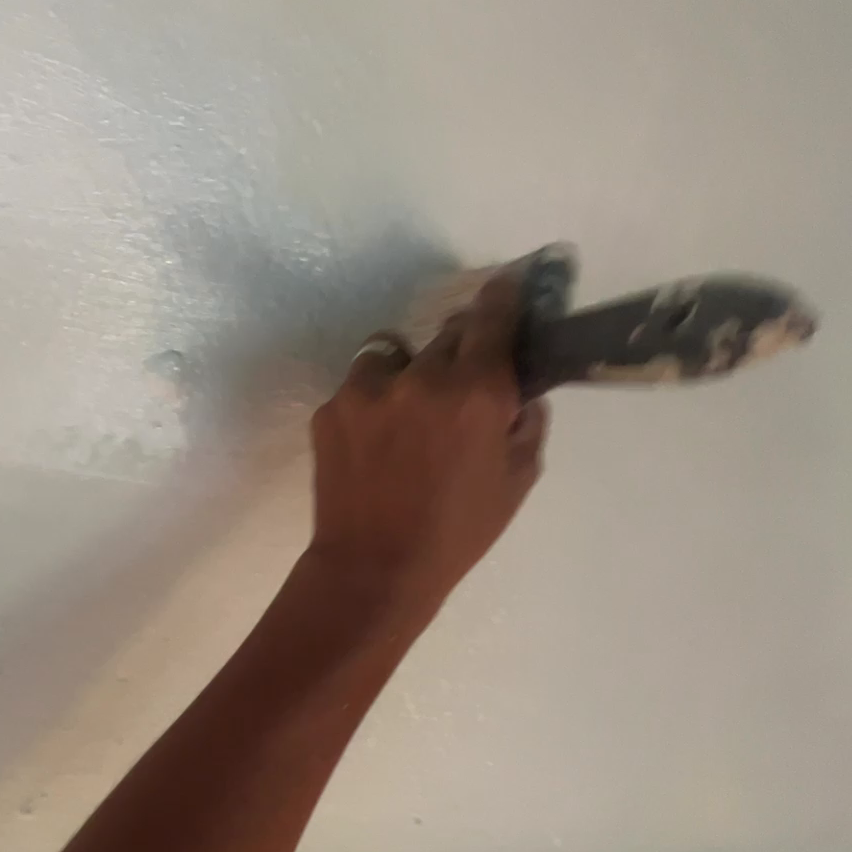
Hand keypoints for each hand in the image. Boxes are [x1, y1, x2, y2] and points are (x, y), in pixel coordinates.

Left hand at [307, 270, 548, 607]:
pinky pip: (358, 388)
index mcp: (475, 391)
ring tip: (404, 414)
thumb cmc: (457, 531)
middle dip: (458, 353)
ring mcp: (365, 391)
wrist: (374, 566)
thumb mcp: (517, 478)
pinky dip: (371, 402)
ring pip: (392, 354)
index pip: (492, 316)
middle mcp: (419, 378)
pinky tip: (372, 441)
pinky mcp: (328, 409)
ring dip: (405, 372)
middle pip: (445, 335)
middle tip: (457, 386)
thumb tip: (516, 389)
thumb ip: (523, 420)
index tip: (506, 285)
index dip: (502, 295)